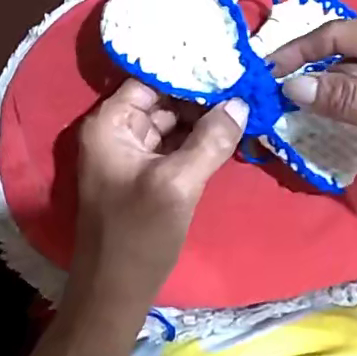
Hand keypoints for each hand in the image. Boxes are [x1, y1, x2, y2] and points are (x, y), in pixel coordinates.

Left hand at [74, 80, 246, 305]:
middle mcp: (117, 131)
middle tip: (246, 83)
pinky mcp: (146, 173)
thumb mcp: (178, 183)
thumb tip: (241, 103)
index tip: (228, 62)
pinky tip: (231, 132)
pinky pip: (175, 145)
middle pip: (163, 98)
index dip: (188, 71)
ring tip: (246, 103)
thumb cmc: (138, 234)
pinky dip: (199, 140)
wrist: (115, 293)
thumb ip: (210, 140)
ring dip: (205, 117)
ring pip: (172, 121)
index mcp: (110, 124)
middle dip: (202, 93)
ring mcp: (131, 153)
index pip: (151, 80)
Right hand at [265, 14, 356, 220]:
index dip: (299, 52)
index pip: (340, 33)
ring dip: (331, 96)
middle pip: (347, 54)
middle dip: (314, 77)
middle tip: (278, 106)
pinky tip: (336, 126)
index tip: (263, 75)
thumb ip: (347, 99)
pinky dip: (352, 109)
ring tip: (299, 119)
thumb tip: (289, 85)